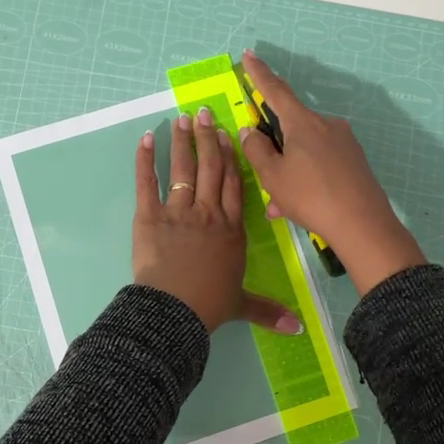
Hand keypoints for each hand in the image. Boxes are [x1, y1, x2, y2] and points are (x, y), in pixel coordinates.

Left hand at [133, 106, 301, 334]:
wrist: (174, 310)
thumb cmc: (209, 306)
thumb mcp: (242, 305)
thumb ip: (268, 311)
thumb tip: (298, 329)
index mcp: (231, 229)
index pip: (234, 185)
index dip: (232, 159)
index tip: (229, 136)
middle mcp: (208, 214)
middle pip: (211, 169)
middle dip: (208, 139)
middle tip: (204, 113)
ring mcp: (179, 212)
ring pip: (184, 170)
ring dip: (183, 142)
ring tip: (182, 119)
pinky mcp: (149, 217)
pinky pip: (147, 183)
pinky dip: (145, 160)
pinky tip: (146, 139)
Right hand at [238, 50, 426, 296]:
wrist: (362, 224)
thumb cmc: (311, 197)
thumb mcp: (272, 176)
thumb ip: (256, 150)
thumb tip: (251, 131)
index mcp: (303, 122)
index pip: (275, 90)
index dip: (260, 74)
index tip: (249, 55)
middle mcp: (326, 124)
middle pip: (291, 130)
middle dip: (274, 152)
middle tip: (265, 179)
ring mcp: (344, 142)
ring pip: (305, 152)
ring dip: (289, 173)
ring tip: (280, 205)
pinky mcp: (355, 160)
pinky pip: (321, 164)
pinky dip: (306, 179)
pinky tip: (300, 207)